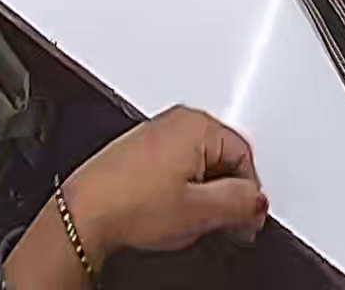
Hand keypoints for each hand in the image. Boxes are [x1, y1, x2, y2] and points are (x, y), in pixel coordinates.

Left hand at [66, 106, 268, 262]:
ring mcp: (162, 130)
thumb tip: (258, 199)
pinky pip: (183, 159)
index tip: (247, 221)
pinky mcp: (147, 145)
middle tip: (229, 226)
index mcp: (197, 124)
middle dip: (231, 191)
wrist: (86, 211)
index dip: (249, 194)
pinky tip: (178, 209)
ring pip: (204, 159)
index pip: (244, 154)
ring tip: (199, 220)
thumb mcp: (198, 211)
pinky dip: (189, 183)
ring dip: (210, 190)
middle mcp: (180, 119)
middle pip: (225, 154)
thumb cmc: (132, 203)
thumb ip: (238, 202)